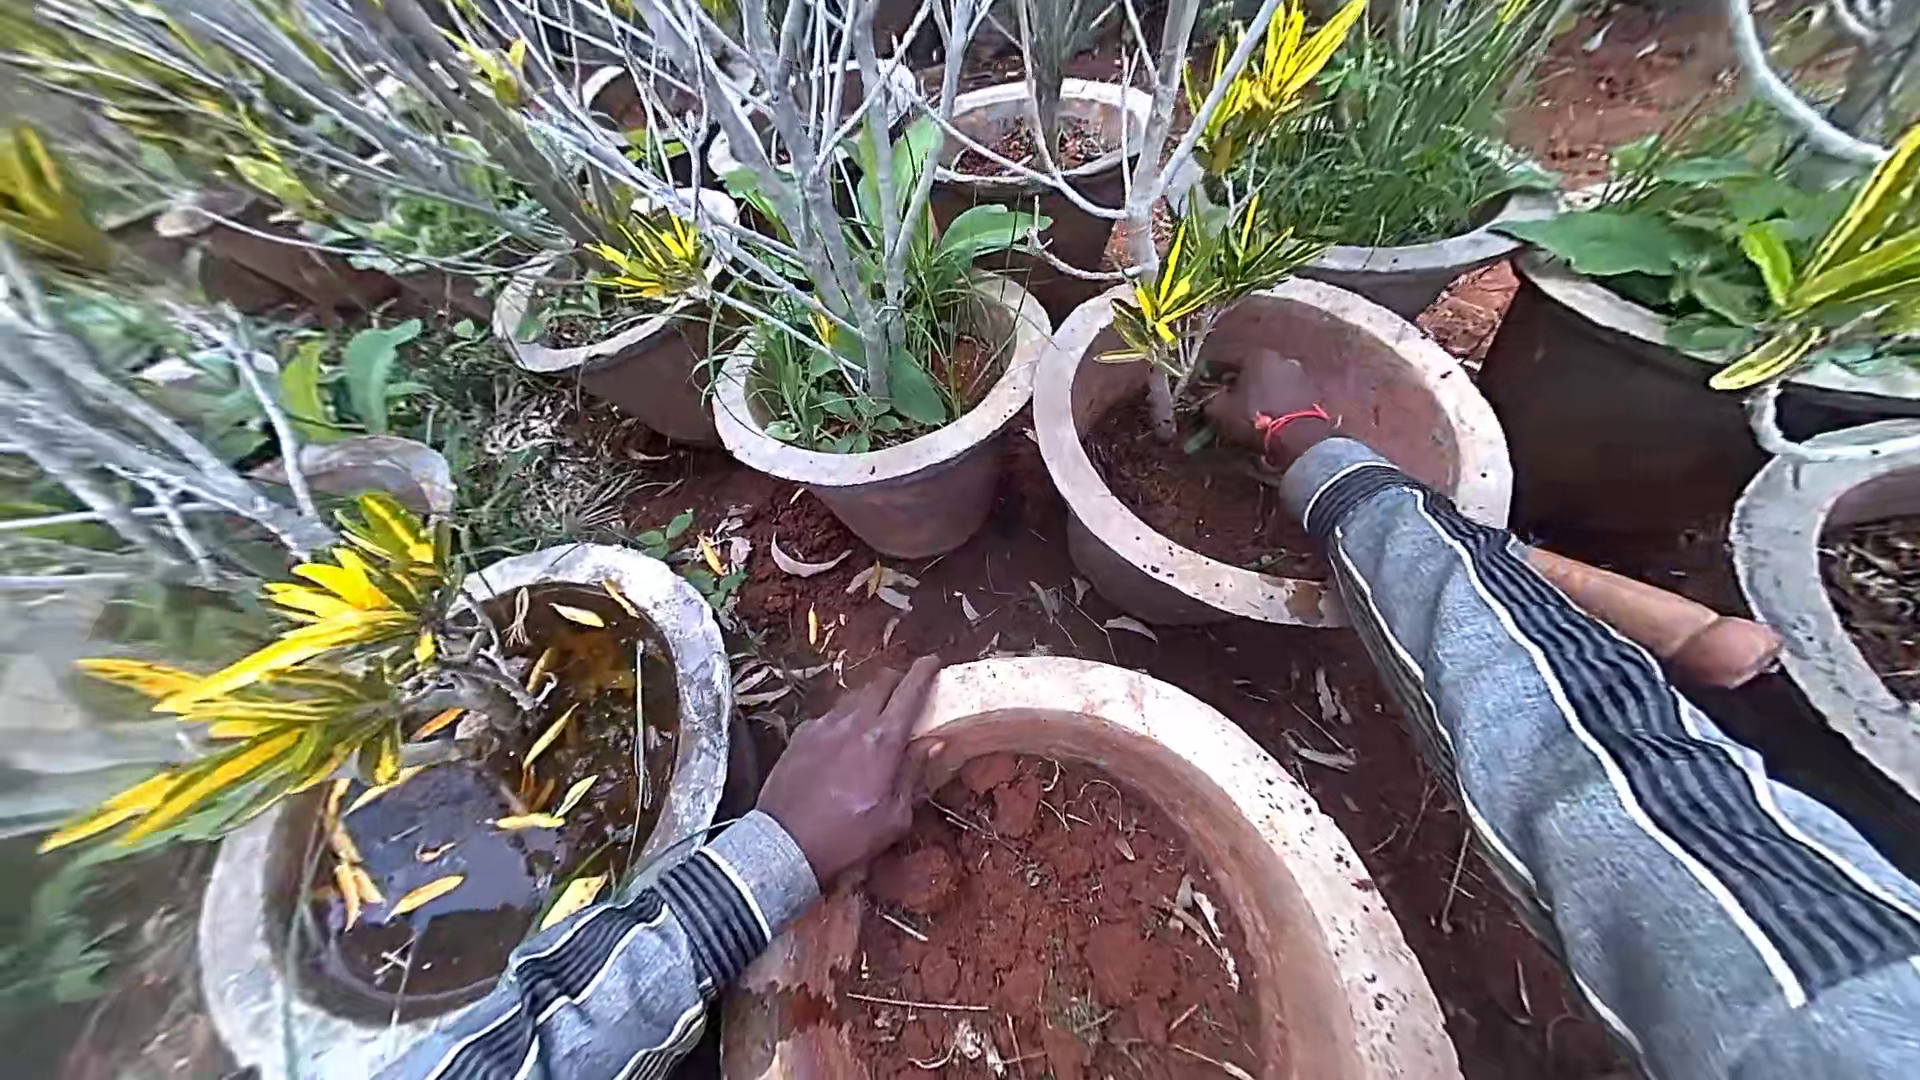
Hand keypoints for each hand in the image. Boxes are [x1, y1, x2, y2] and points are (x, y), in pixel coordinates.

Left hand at [756, 655, 943, 883]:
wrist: (784, 846)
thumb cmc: (846, 837)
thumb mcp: (894, 816)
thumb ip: (914, 772)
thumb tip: (933, 742)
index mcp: (883, 740)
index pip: (909, 690)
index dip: (924, 670)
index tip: (934, 661)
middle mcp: (854, 722)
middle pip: (881, 681)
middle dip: (897, 679)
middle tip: (906, 691)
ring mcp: (824, 724)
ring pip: (854, 696)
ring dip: (870, 700)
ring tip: (874, 719)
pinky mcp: (801, 734)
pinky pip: (829, 716)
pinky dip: (842, 721)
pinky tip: (841, 743)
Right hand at [1205, 351, 1334, 468]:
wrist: (1297, 437)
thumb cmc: (1253, 417)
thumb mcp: (1219, 411)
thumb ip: (1212, 400)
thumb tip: (1211, 399)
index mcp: (1257, 356)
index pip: (1230, 361)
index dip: (1216, 375)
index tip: (1209, 387)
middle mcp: (1282, 359)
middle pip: (1254, 371)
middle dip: (1242, 384)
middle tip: (1230, 400)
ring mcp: (1301, 375)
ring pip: (1272, 382)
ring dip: (1261, 394)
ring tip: (1251, 412)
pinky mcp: (1313, 393)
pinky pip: (1287, 396)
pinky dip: (1277, 403)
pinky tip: (1269, 417)